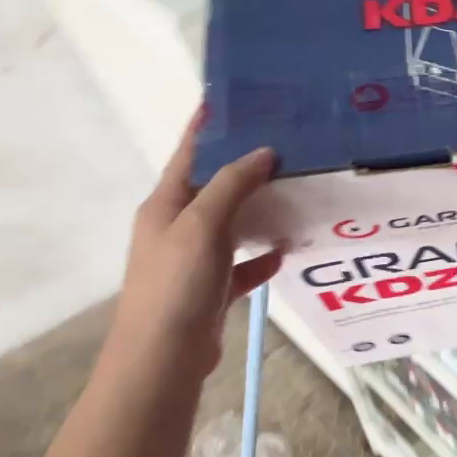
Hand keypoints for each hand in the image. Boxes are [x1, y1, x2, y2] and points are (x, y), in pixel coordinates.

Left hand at [107, 109, 282, 377]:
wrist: (163, 356)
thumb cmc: (177, 283)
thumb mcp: (202, 225)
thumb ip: (232, 185)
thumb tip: (262, 152)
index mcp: (165, 205)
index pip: (188, 154)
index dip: (206, 127)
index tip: (231, 100)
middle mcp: (176, 227)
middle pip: (213, 187)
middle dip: (244, 166)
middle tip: (284, 144)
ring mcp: (193, 259)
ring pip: (230, 224)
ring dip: (257, 210)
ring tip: (294, 191)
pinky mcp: (211, 289)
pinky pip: (241, 264)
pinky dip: (261, 256)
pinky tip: (285, 250)